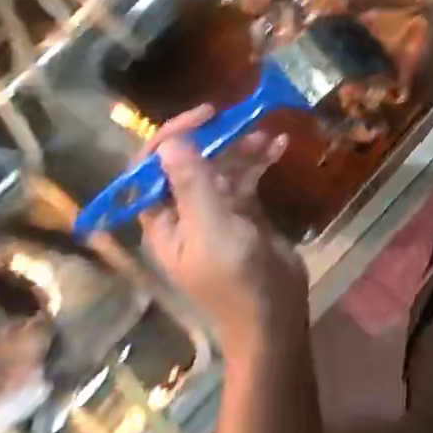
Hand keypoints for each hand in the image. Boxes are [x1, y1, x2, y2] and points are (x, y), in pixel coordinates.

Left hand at [138, 107, 305, 357]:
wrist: (276, 315)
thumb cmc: (236, 278)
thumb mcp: (213, 229)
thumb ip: (192, 185)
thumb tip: (171, 142)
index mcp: (163, 220)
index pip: (152, 168)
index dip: (172, 137)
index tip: (204, 116)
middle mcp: (184, 211)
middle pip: (190, 162)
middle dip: (214, 139)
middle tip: (241, 118)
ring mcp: (215, 211)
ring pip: (221, 166)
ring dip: (242, 147)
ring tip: (266, 134)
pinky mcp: (243, 212)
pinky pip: (246, 177)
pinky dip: (260, 161)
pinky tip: (280, 147)